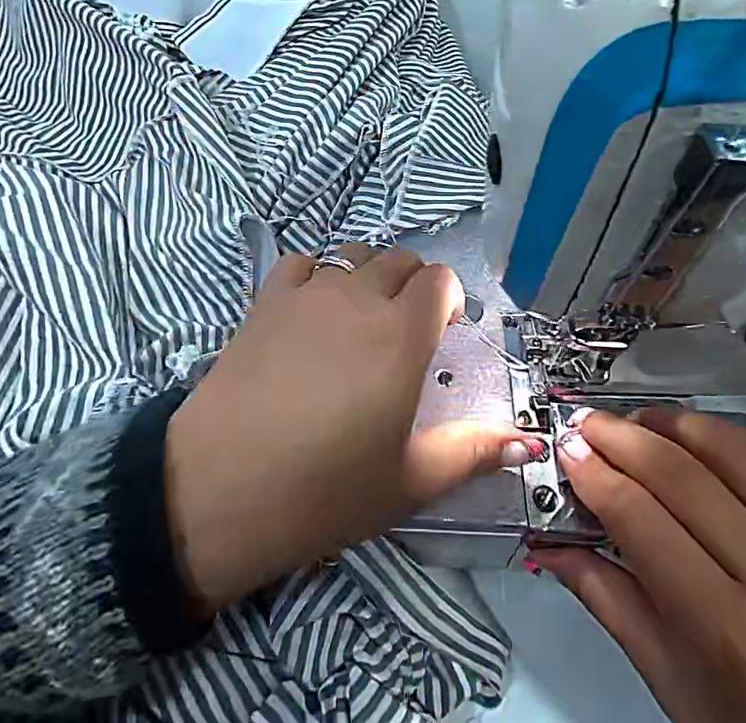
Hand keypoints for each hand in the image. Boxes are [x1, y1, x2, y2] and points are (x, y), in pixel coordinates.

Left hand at [164, 245, 545, 612]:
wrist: (216, 491)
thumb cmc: (324, 490)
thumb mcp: (410, 480)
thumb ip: (473, 451)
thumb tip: (529, 442)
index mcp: (401, 336)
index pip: (440, 281)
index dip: (449, 300)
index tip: (445, 334)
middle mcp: (358, 300)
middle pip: (401, 260)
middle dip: (415, 286)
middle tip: (407, 333)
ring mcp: (307, 295)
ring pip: (353, 254)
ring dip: (369, 275)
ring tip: (361, 319)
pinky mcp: (264, 302)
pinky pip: (300, 263)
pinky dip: (316, 274)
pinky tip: (312, 310)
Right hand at [530, 408, 745, 722]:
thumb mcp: (682, 689)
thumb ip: (614, 607)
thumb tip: (557, 549)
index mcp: (737, 635)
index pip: (642, 522)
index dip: (595, 476)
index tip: (570, 453)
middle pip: (683, 475)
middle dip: (623, 438)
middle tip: (591, 427)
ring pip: (739, 450)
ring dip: (681, 423)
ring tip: (646, 420)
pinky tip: (725, 439)